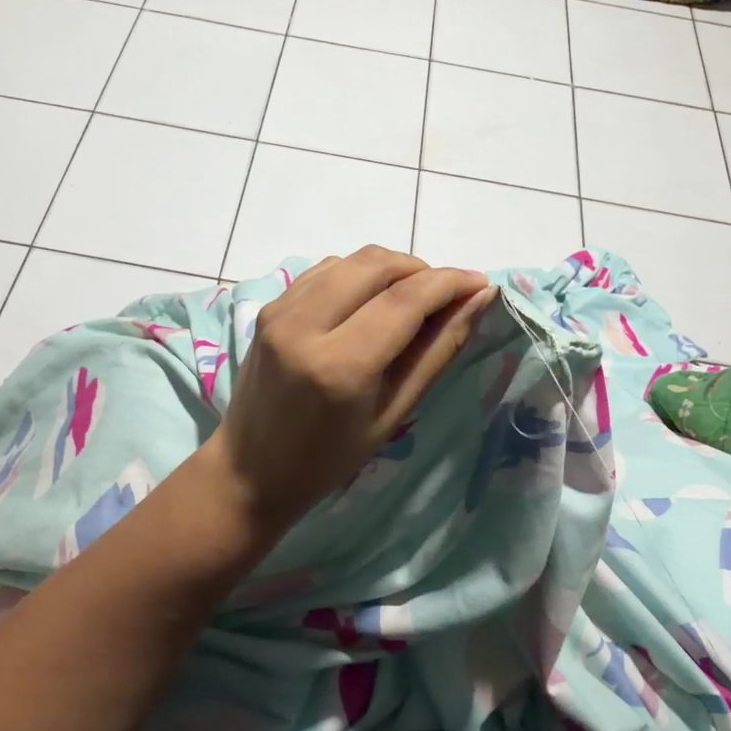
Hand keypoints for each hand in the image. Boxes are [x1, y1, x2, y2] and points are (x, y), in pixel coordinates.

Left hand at [204, 246, 494, 526]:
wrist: (250, 470)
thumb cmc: (328, 459)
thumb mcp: (393, 414)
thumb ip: (437, 351)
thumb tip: (478, 300)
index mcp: (339, 365)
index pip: (405, 300)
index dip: (449, 283)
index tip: (480, 282)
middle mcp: (304, 325)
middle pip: (377, 265)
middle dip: (422, 270)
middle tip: (448, 295)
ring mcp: (281, 311)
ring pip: (351, 260)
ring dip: (391, 268)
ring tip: (413, 299)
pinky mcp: (270, 306)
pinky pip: (326, 270)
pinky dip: (358, 274)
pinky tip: (371, 301)